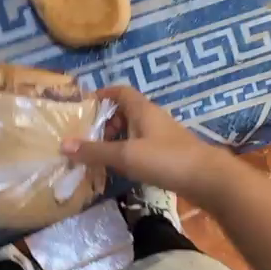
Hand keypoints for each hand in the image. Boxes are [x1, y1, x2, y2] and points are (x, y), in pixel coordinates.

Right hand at [63, 86, 239, 210]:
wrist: (207, 179)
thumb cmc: (165, 159)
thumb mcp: (125, 155)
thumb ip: (95, 151)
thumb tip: (63, 145)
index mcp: (142, 109)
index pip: (120, 91)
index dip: (101, 95)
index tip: (83, 107)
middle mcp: (153, 117)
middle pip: (125, 111)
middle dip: (106, 122)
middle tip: (88, 138)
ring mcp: (163, 136)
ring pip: (134, 130)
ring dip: (117, 139)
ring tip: (101, 156)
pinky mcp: (169, 153)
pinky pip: (143, 146)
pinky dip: (129, 153)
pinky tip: (123, 169)